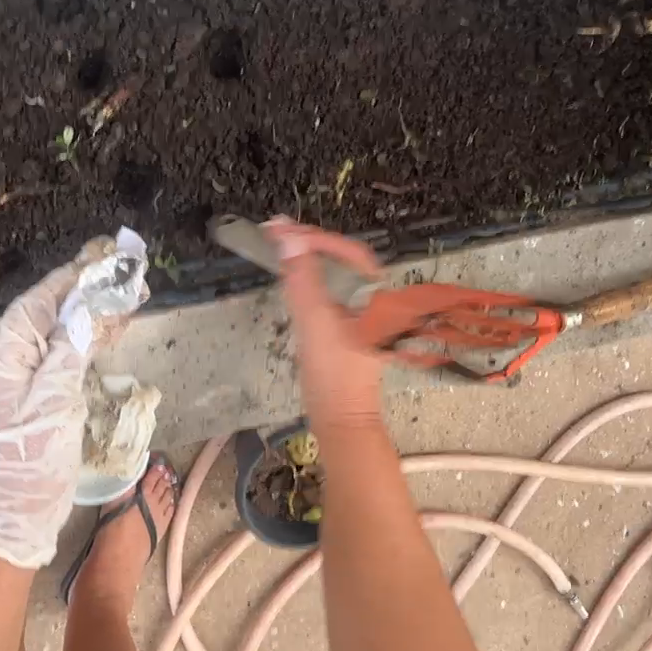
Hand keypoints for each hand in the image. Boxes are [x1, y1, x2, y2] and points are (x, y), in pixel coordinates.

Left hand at [0, 241, 107, 568]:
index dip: (68, 280)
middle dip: (88, 294)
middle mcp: (10, 359)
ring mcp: (25, 376)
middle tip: (126, 277)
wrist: (21, 508)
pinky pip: (65, 354)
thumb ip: (68, 349)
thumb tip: (86, 308)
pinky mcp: (41, 390)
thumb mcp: (53, 399)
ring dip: (94, 314)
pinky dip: (89, 339)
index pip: (35, 304)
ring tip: (131, 295)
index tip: (100, 260)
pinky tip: (114, 326)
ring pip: (61, 332)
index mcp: (2, 357)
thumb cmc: (32, 456)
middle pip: (50, 314)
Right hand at [266, 218, 387, 431]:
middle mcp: (372, 302)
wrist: (340, 420)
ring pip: (334, 276)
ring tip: (279, 246)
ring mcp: (359, 316)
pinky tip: (291, 276)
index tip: (281, 229)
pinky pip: (328, 293)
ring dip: (307, 259)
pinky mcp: (345, 328)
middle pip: (342, 260)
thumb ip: (303, 280)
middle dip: (310, 243)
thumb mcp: (315, 324)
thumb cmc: (333, 376)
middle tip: (276, 231)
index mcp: (375, 298)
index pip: (347, 252)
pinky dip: (308, 280)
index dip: (314, 237)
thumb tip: (289, 239)